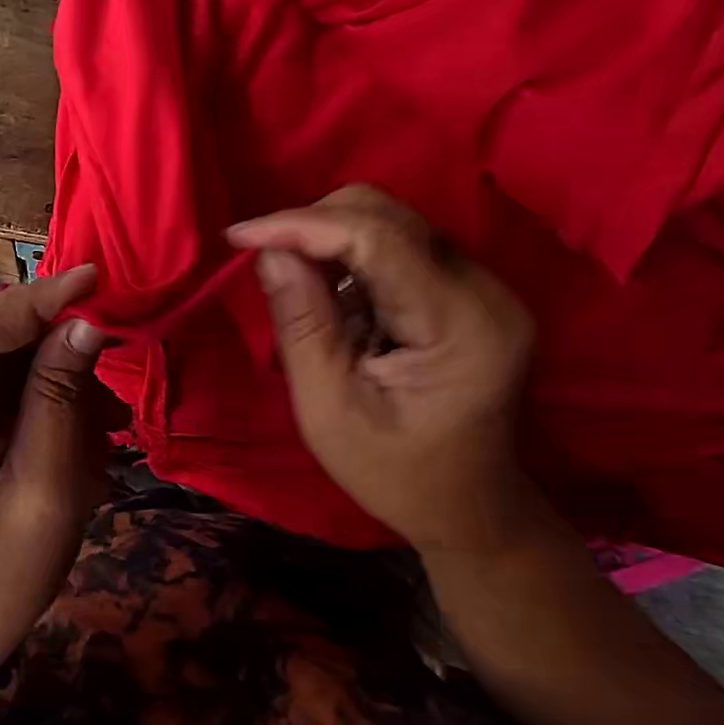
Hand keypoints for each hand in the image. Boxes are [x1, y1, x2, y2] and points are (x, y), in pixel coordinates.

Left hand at [0, 265, 111, 686]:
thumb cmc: (8, 576)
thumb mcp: (48, 495)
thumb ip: (60, 403)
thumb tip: (85, 323)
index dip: (27, 304)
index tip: (90, 278)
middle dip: (46, 335)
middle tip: (107, 347)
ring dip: (51, 361)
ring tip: (98, 409)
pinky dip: (43, 380)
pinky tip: (79, 412)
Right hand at [227, 186, 542, 554]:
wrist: (469, 508)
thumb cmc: (395, 473)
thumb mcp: (328, 409)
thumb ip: (301, 324)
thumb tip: (269, 253)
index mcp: (461, 326)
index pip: (378, 239)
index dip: (300, 225)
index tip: (237, 236)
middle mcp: (486, 291)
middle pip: (388, 216)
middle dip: (313, 225)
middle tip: (263, 261)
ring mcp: (483, 287)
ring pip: (391, 222)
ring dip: (329, 241)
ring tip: (299, 290)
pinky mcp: (467, 291)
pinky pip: (398, 246)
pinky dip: (349, 258)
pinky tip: (334, 301)